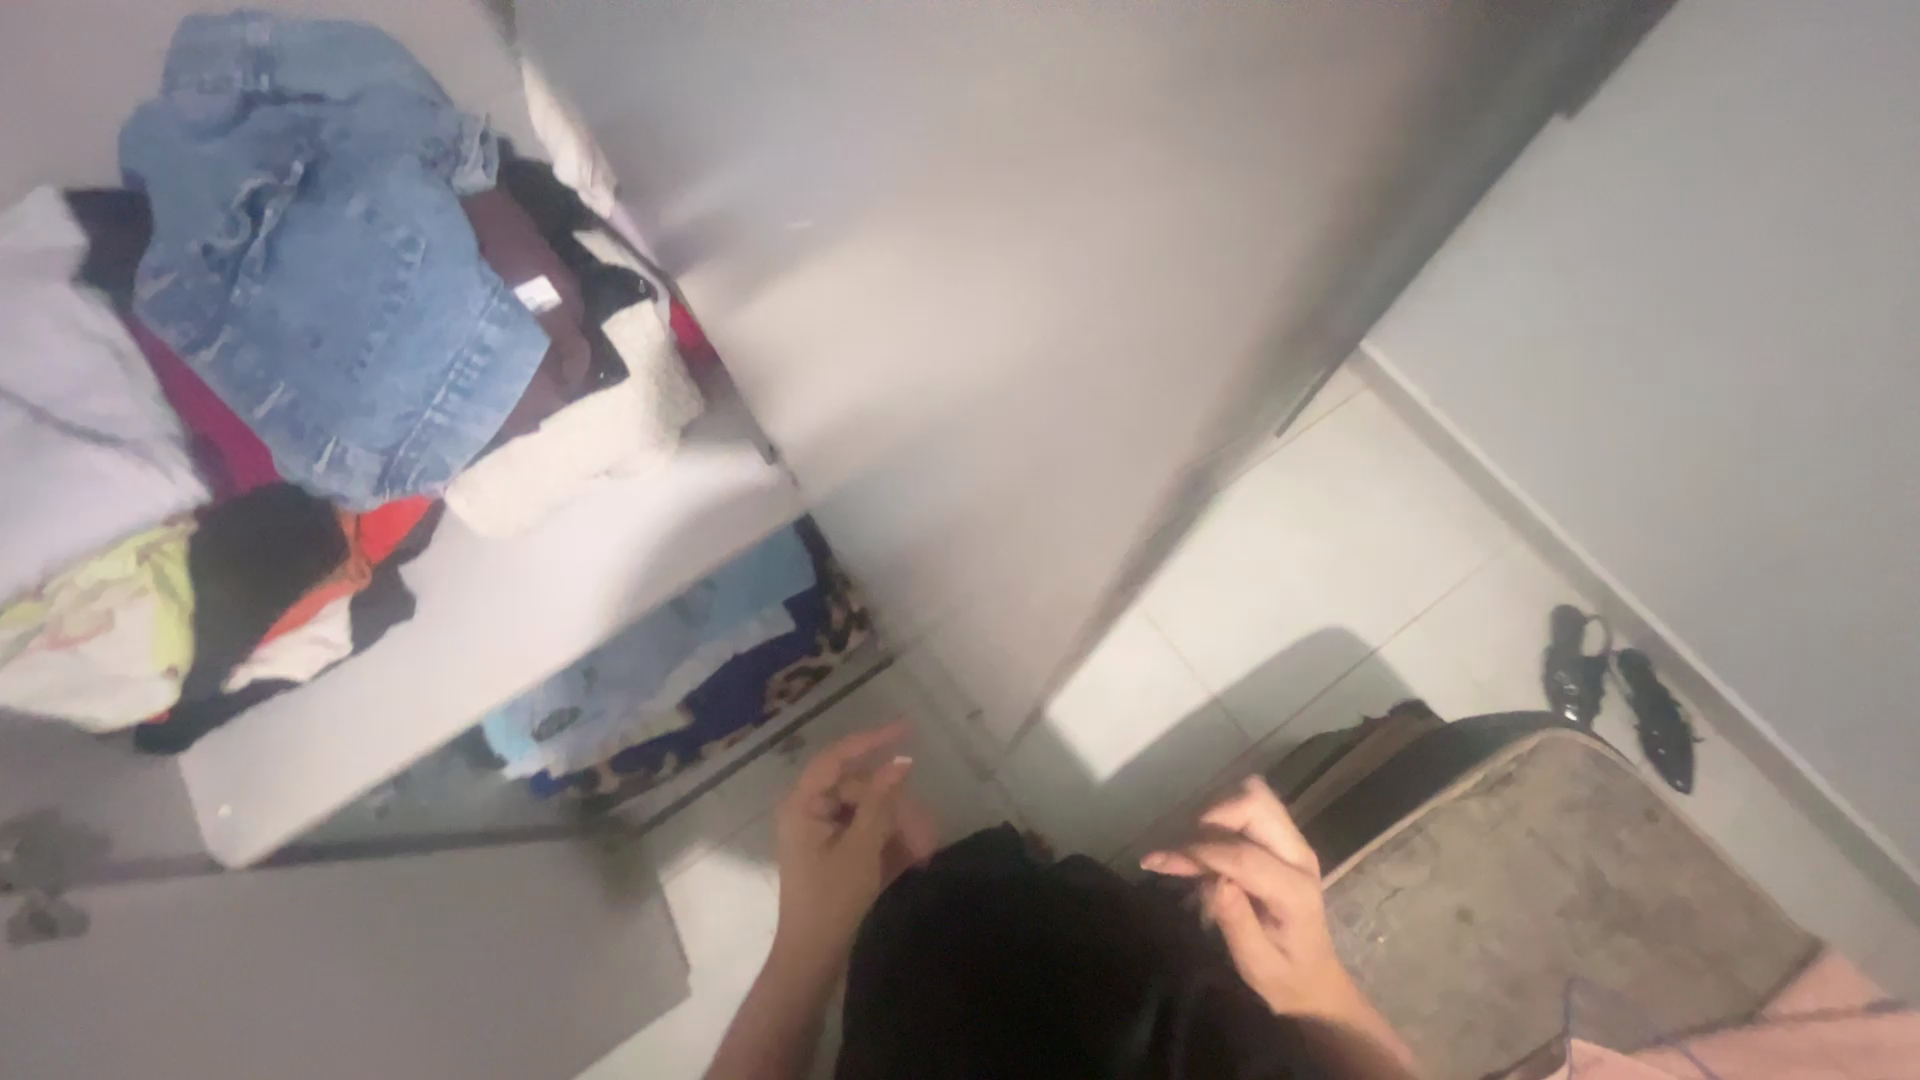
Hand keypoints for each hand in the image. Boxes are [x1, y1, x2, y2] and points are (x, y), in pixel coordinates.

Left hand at [770, 723, 937, 969]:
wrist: (814, 959)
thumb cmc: (832, 900)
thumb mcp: (862, 848)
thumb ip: (881, 800)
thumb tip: (901, 761)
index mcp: (803, 804)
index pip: (838, 757)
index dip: (872, 740)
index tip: (907, 728)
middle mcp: (809, 810)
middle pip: (860, 789)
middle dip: (897, 808)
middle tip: (927, 834)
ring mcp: (822, 831)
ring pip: (869, 811)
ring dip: (899, 827)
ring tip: (924, 852)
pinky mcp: (835, 850)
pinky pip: (866, 832)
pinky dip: (890, 841)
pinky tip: (913, 857)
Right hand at [1140, 776, 1360, 1022]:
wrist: (1316, 982)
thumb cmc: (1285, 979)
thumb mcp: (1258, 966)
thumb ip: (1238, 924)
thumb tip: (1216, 881)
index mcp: (1295, 891)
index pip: (1243, 854)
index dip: (1199, 852)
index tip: (1161, 861)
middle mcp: (1298, 856)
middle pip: (1255, 802)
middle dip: (1212, 817)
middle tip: (1184, 851)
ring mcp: (1292, 844)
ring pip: (1251, 796)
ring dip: (1213, 816)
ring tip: (1188, 853)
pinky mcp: (1281, 841)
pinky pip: (1247, 808)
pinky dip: (1217, 819)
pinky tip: (1194, 849)